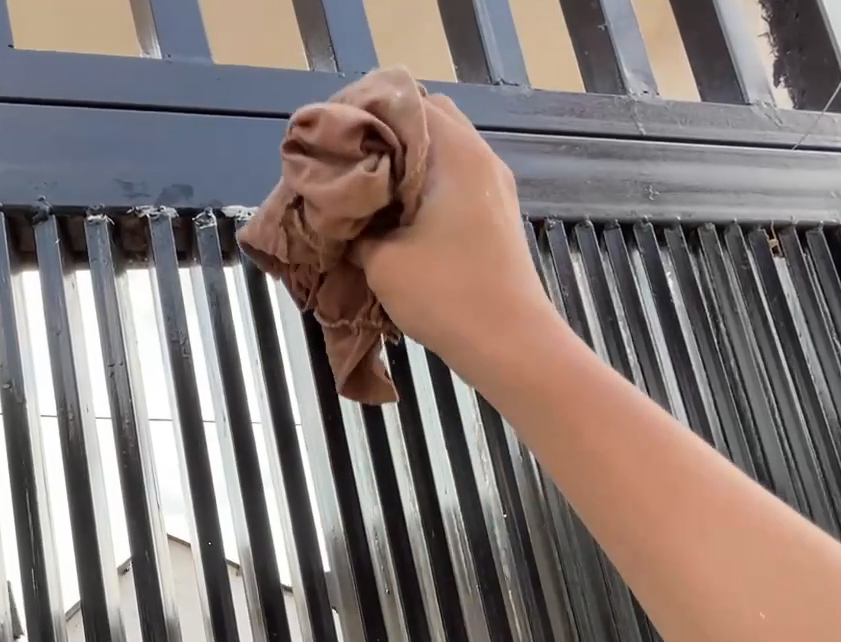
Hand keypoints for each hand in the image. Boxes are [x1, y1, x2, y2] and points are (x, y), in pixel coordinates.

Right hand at [355, 94, 563, 374]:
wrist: (507, 340)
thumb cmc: (445, 294)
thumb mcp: (381, 263)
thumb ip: (356, 230)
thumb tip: (343, 218)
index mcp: (454, 154)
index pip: (405, 102)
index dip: (364, 117)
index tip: (333, 144)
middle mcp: (480, 157)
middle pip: (426, 122)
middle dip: (384, 141)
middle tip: (347, 169)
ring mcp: (493, 186)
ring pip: (440, 155)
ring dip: (404, 169)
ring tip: (367, 196)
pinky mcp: (494, 214)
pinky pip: (453, 182)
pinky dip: (423, 189)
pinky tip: (397, 218)